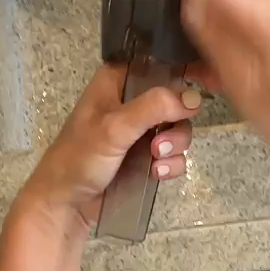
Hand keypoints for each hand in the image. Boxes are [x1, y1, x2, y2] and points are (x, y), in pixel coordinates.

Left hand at [16, 63, 200, 237]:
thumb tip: (194, 98)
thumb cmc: (79, 159)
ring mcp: (138, 130)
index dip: (183, 72)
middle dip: (176, 124)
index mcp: (116, 81)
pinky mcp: (143, 156)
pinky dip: (170, 164)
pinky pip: (172, 153)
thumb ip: (154, 108)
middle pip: (174, 100)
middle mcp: (129, 101)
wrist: (64, 206)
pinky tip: (157, 175)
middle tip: (160, 144)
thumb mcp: (114, 128)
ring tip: (156, 163)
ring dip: (174, 146)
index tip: (205, 84)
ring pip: (176, 128)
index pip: (157, 64)